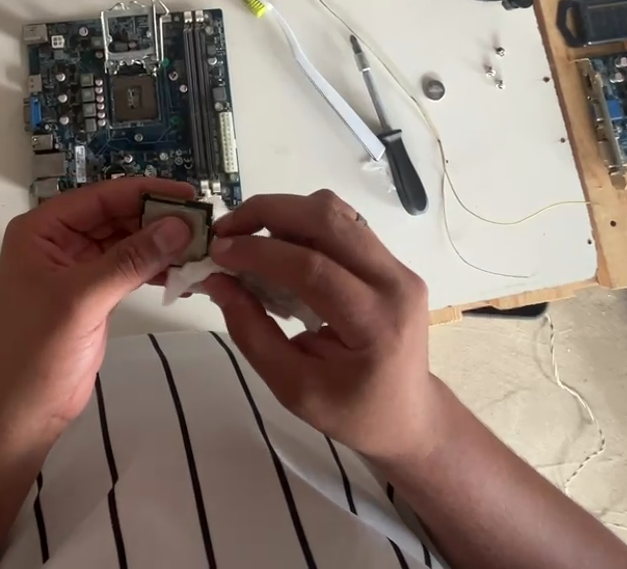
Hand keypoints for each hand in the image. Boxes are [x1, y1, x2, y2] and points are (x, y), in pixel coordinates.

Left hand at [0, 177, 194, 443]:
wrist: (17, 416)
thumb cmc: (35, 351)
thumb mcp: (82, 299)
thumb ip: (130, 259)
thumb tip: (178, 225)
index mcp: (42, 230)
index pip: (100, 197)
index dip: (145, 193)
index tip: (189, 194)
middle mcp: (58, 242)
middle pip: (115, 217)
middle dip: (157, 219)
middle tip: (204, 224)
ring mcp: (75, 269)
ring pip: (125, 243)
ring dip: (159, 245)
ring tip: (201, 247)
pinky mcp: (91, 295)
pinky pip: (127, 270)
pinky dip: (153, 270)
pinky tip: (182, 274)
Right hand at [200, 190, 442, 464]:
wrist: (410, 416)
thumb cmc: (353, 412)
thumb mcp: (294, 390)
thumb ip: (253, 333)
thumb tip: (217, 281)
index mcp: (376, 324)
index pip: (313, 268)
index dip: (260, 253)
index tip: (217, 252)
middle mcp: (394, 283)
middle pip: (327, 219)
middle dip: (268, 212)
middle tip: (226, 228)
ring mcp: (395, 265)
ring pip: (333, 210)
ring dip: (283, 212)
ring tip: (247, 234)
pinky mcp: (387, 258)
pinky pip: (339, 222)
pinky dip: (299, 221)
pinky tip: (275, 244)